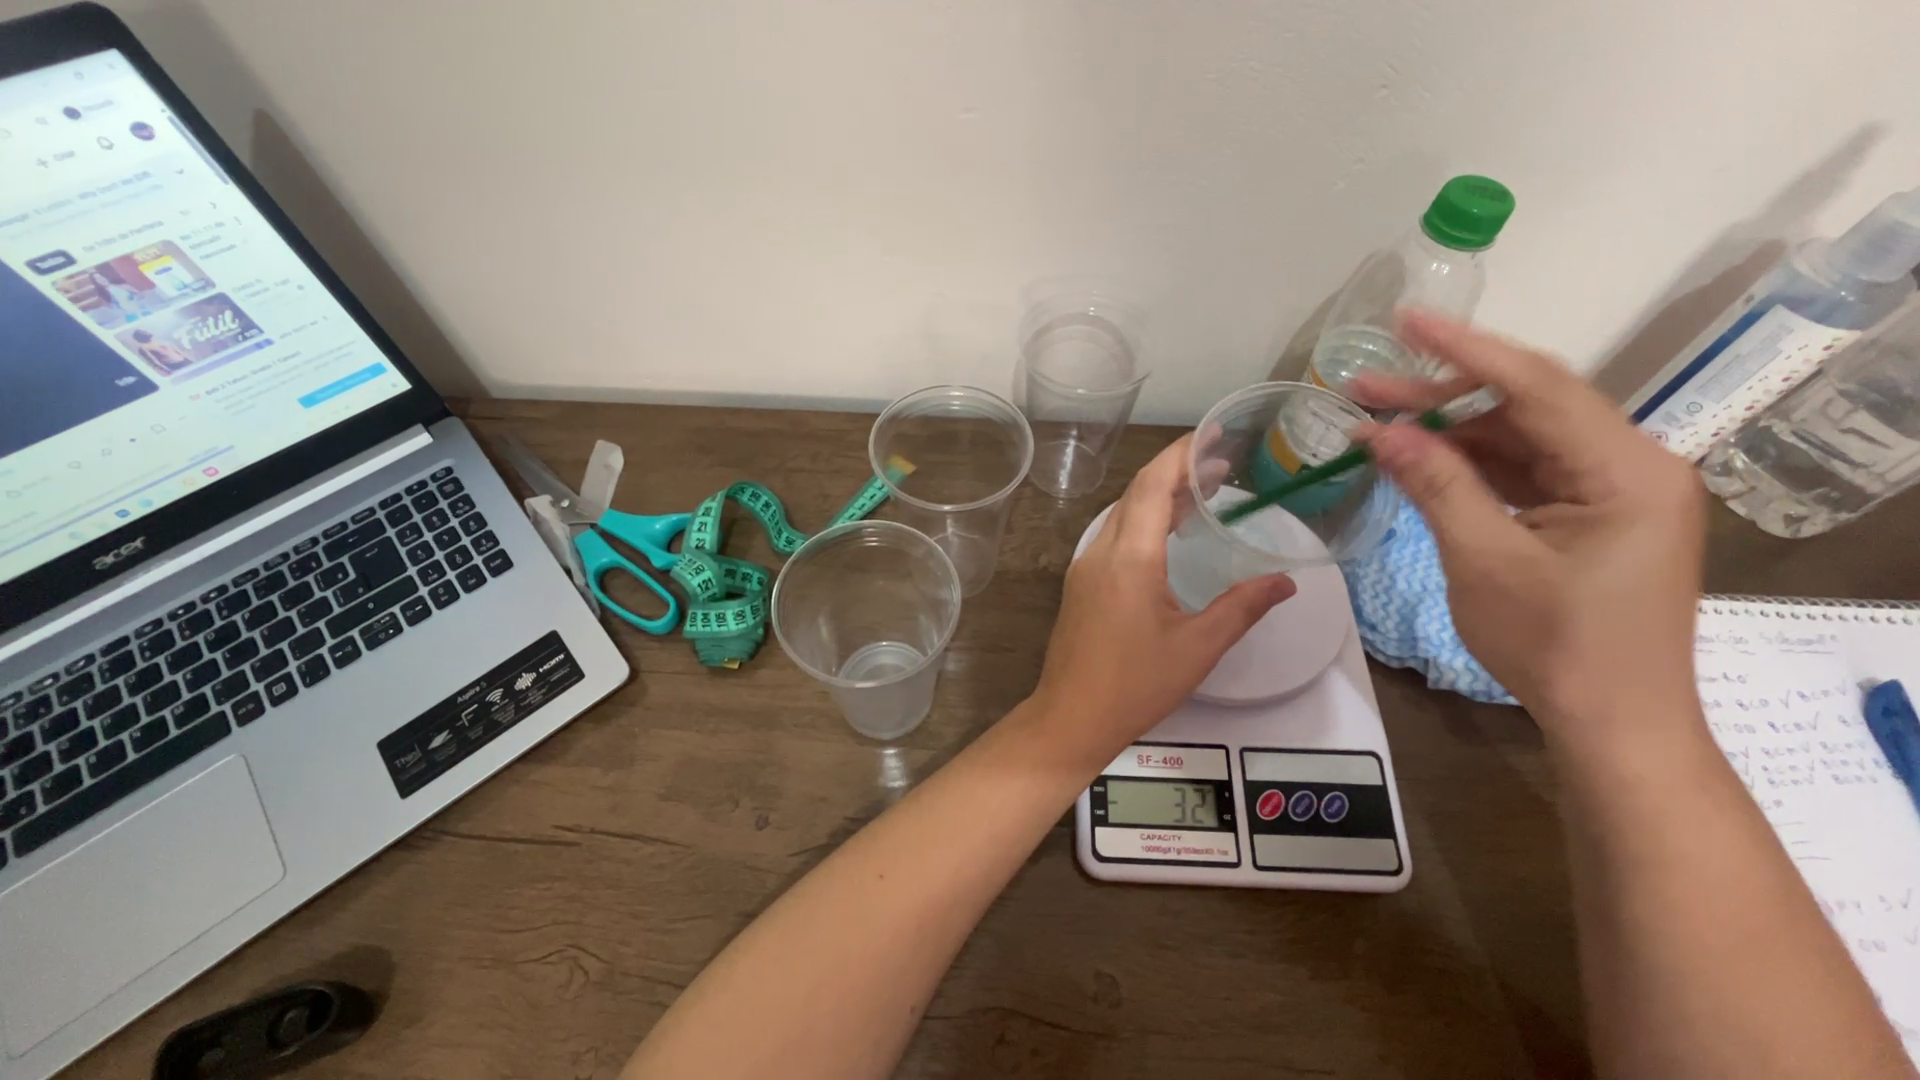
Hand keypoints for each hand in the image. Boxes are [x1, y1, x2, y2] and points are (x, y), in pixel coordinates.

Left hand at [1031, 436, 1296, 757]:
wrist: (1070, 717)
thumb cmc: (1134, 685)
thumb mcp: (1198, 647)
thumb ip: (1242, 608)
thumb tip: (1285, 583)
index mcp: (1130, 558)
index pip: (1153, 485)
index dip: (1181, 454)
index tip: (1212, 434)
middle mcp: (1102, 552)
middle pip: (1137, 493)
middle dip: (1177, 471)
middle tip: (1221, 463)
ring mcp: (1086, 568)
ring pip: (1123, 514)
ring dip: (1161, 496)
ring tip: (1204, 492)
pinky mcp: (1082, 584)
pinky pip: (1115, 536)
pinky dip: (1145, 521)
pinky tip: (1171, 535)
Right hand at [1355, 311, 1706, 740]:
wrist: (1614, 722)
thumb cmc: (1555, 646)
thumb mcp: (1483, 561)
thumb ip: (1436, 485)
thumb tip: (1380, 433)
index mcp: (1626, 469)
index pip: (1537, 386)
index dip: (1465, 350)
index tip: (1406, 321)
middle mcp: (1631, 464)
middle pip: (1527, 406)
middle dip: (1442, 395)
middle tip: (1365, 386)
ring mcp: (1614, 490)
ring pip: (1523, 437)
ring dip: (1451, 431)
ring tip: (1378, 423)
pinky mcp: (1594, 514)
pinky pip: (1527, 470)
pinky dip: (1473, 464)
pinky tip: (1421, 459)